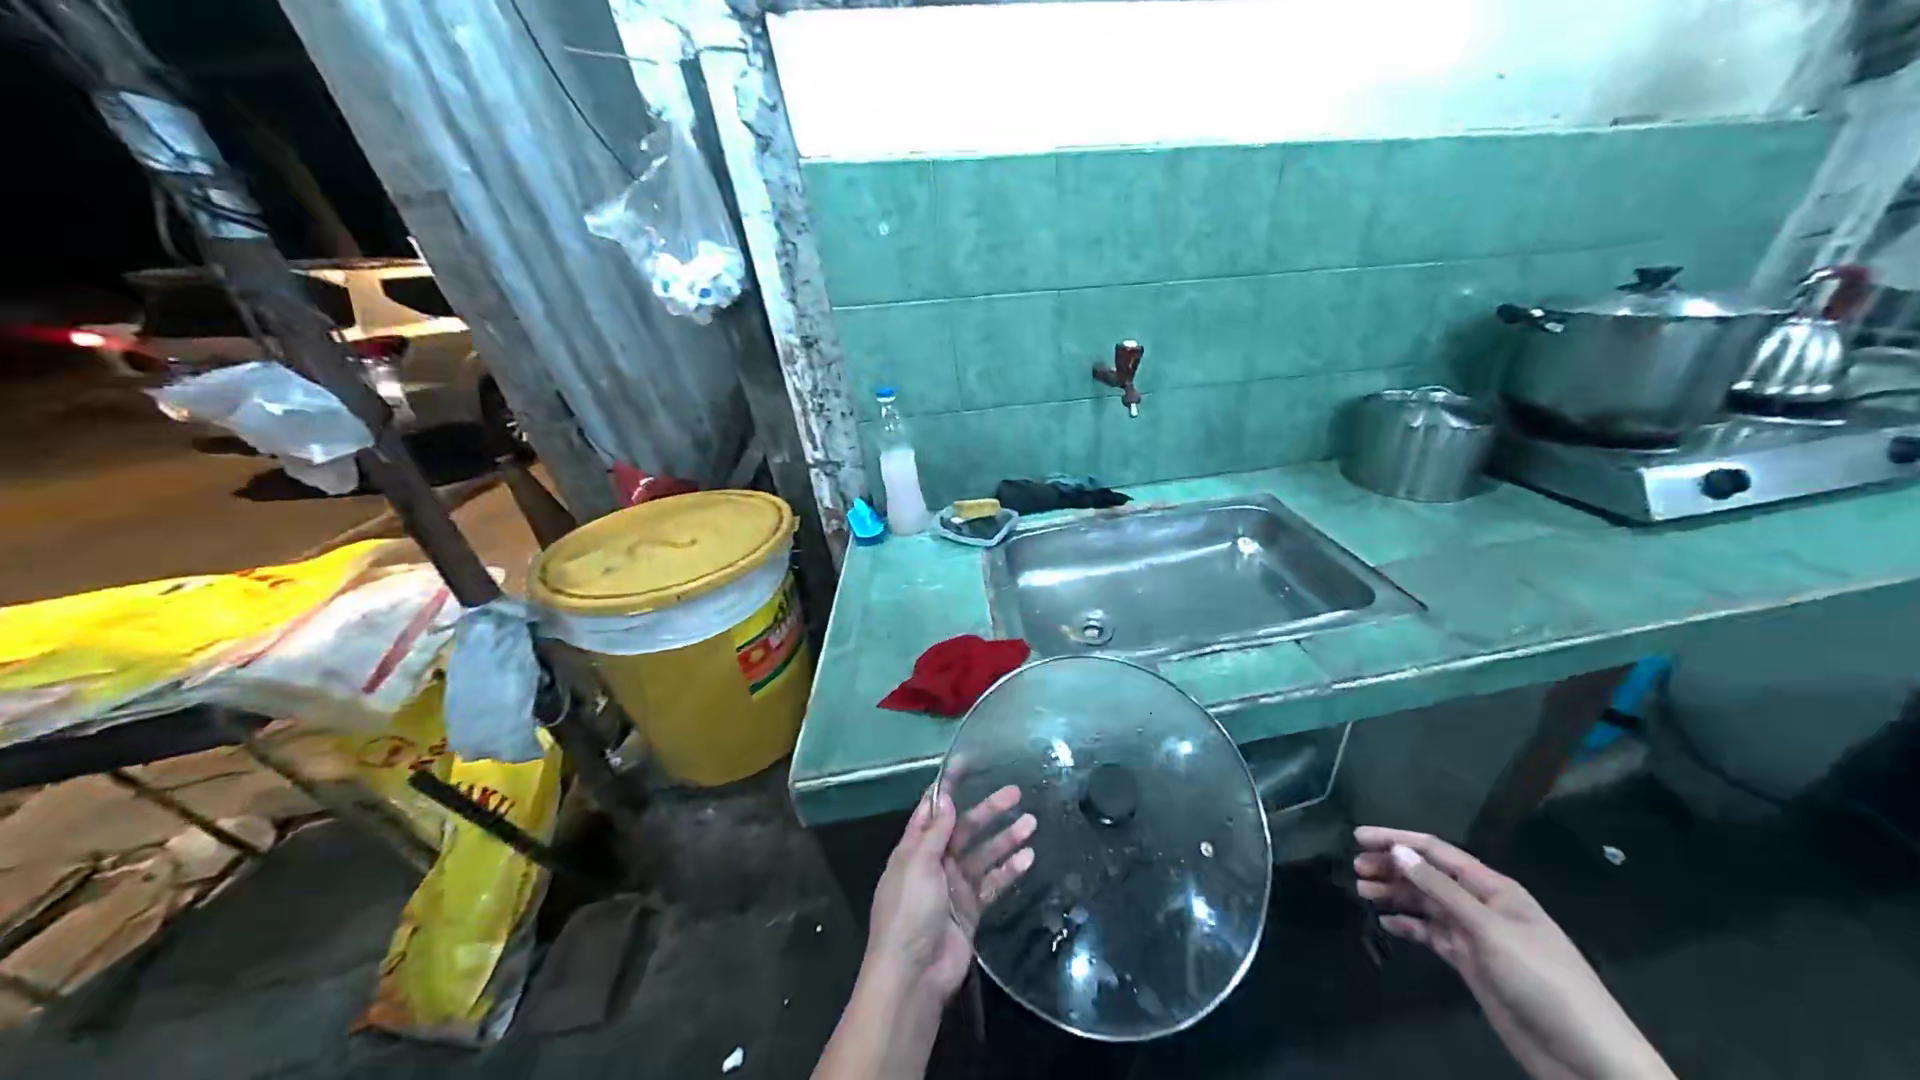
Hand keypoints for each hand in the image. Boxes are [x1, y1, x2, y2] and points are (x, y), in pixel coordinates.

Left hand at [815, 787, 1034, 1079]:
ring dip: (1005, 838)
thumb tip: (946, 800)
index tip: (968, 764)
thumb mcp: (917, 865)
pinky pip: (993, 883)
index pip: (933, 810)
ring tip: (1031, 822)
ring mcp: (954, 887)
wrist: (913, 976)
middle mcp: (934, 863)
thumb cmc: (908, 912)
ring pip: (983, 855)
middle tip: (1015, 792)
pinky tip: (1029, 857)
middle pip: (964, 829)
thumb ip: (935, 833)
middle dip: (988, 811)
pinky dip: (1009, 870)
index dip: (949, 788)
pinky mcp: (971, 909)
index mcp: (914, 849)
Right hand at [1353, 827, 1674, 1079]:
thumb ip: (1442, 890)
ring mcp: (1477, 937)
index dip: (1397, 840)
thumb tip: (1399, 851)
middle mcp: (1483, 907)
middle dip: (1392, 869)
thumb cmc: (1544, 982)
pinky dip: (1409, 927)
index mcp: (1495, 890)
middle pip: (1428, 877)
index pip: (1437, 852)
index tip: (1358, 837)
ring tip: (1363, 892)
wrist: (1588, 1060)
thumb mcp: (1490, 931)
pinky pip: (1432, 935)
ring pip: (1427, 905)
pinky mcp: (1472, 964)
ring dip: (1396, 896)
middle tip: (1356, 870)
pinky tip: (1387, 925)